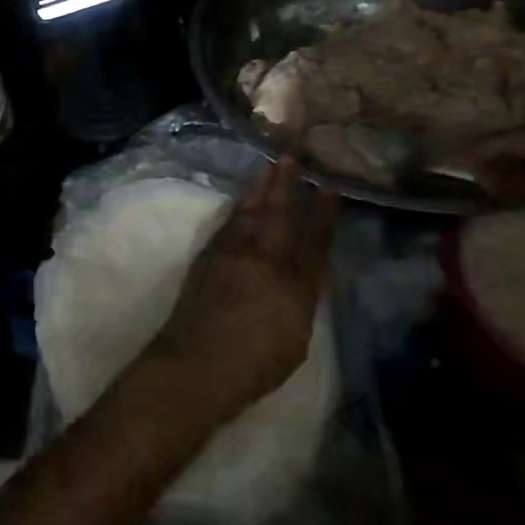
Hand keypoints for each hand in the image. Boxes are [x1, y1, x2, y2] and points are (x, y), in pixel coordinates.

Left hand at [144, 158, 339, 424]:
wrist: (195, 365)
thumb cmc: (253, 367)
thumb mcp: (295, 340)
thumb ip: (302, 300)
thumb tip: (304, 273)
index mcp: (294, 285)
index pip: (315, 241)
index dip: (324, 214)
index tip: (329, 188)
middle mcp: (265, 260)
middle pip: (280, 215)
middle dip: (288, 185)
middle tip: (292, 157)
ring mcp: (233, 255)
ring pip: (251, 211)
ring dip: (261, 187)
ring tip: (269, 165)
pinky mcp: (209, 257)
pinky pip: (229, 222)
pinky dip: (239, 207)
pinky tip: (243, 200)